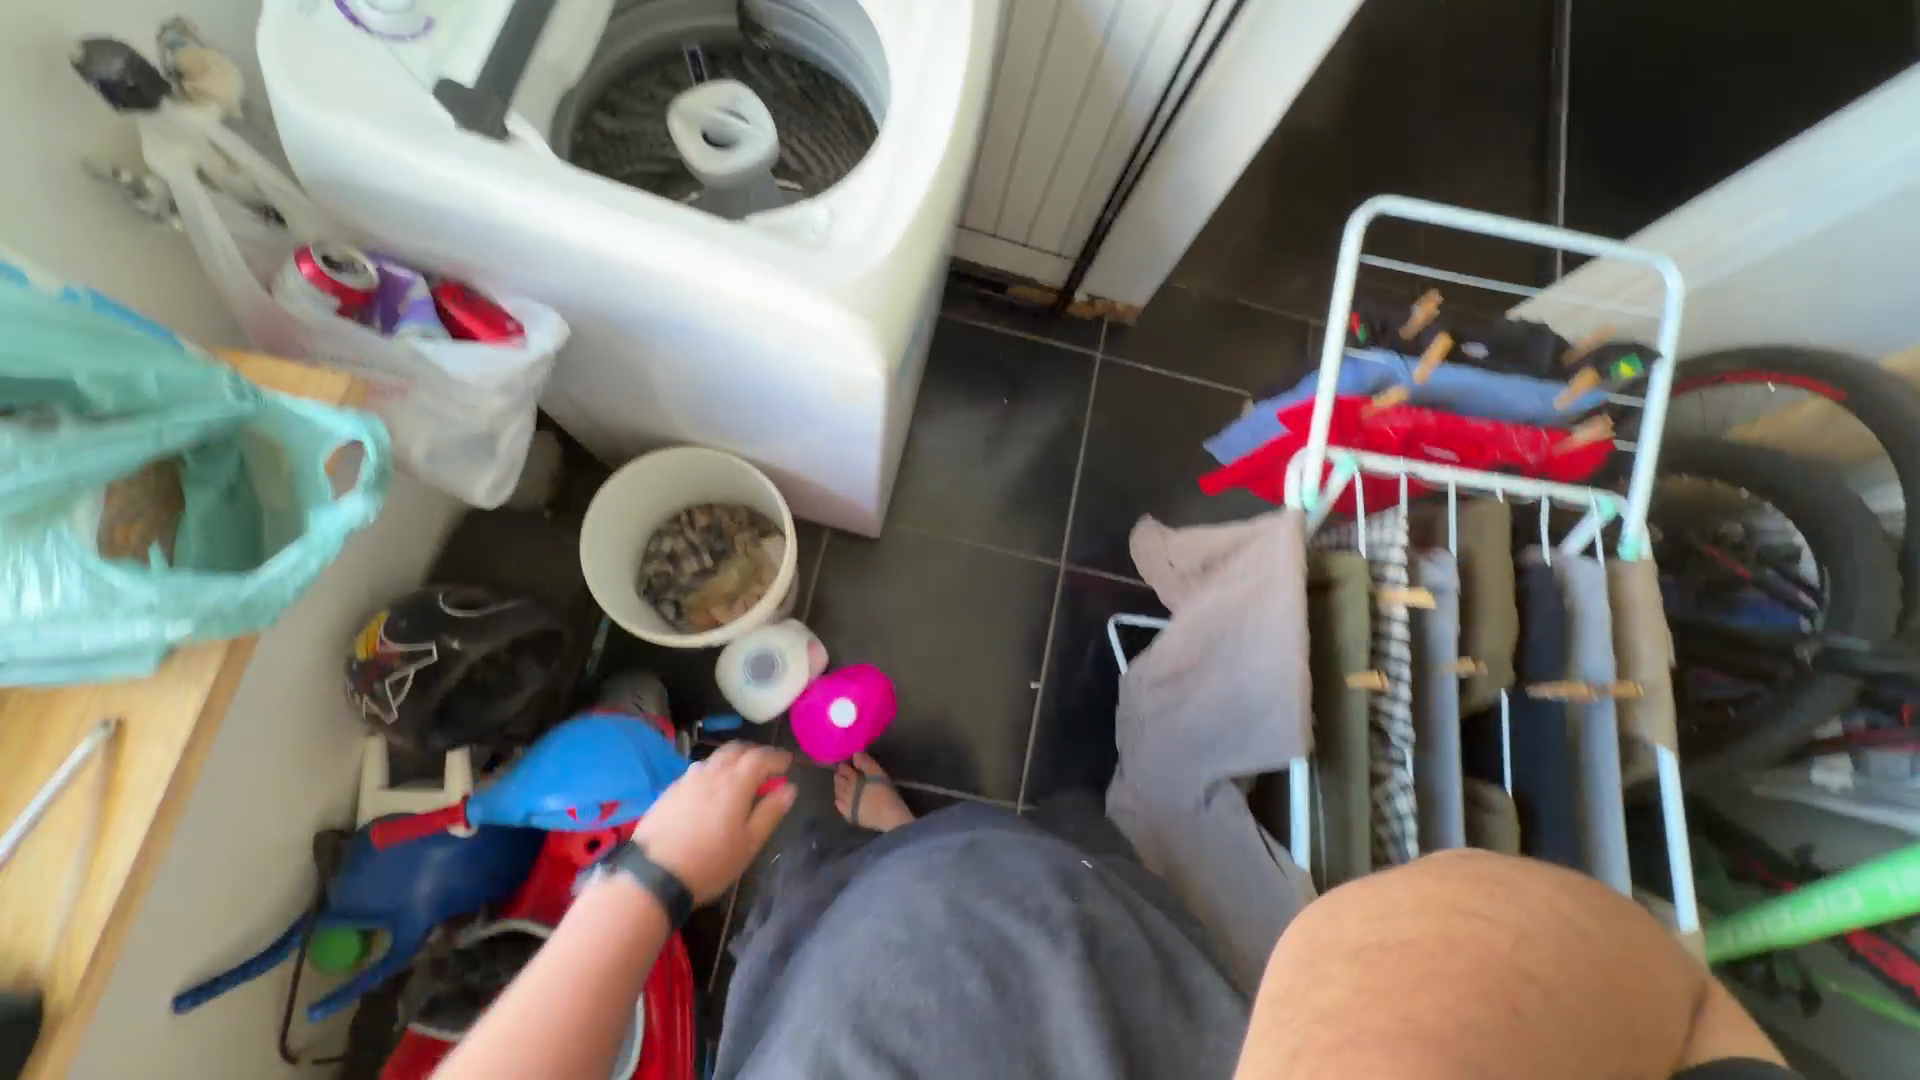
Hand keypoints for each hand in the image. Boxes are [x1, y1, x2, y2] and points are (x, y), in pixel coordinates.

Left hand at [629, 742, 796, 903]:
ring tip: (739, 778)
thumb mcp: (749, 843)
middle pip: (736, 749)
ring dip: (732, 761)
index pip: (761, 757)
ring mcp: (687, 780)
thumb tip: (789, 788)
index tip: (787, 765)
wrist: (653, 876)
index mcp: (735, 782)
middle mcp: (711, 773)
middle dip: (755, 753)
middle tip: (766, 767)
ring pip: (714, 759)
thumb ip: (770, 812)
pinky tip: (710, 792)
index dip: (777, 757)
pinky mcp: (669, 792)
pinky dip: (712, 773)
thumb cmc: (710, 862)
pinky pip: (696, 772)